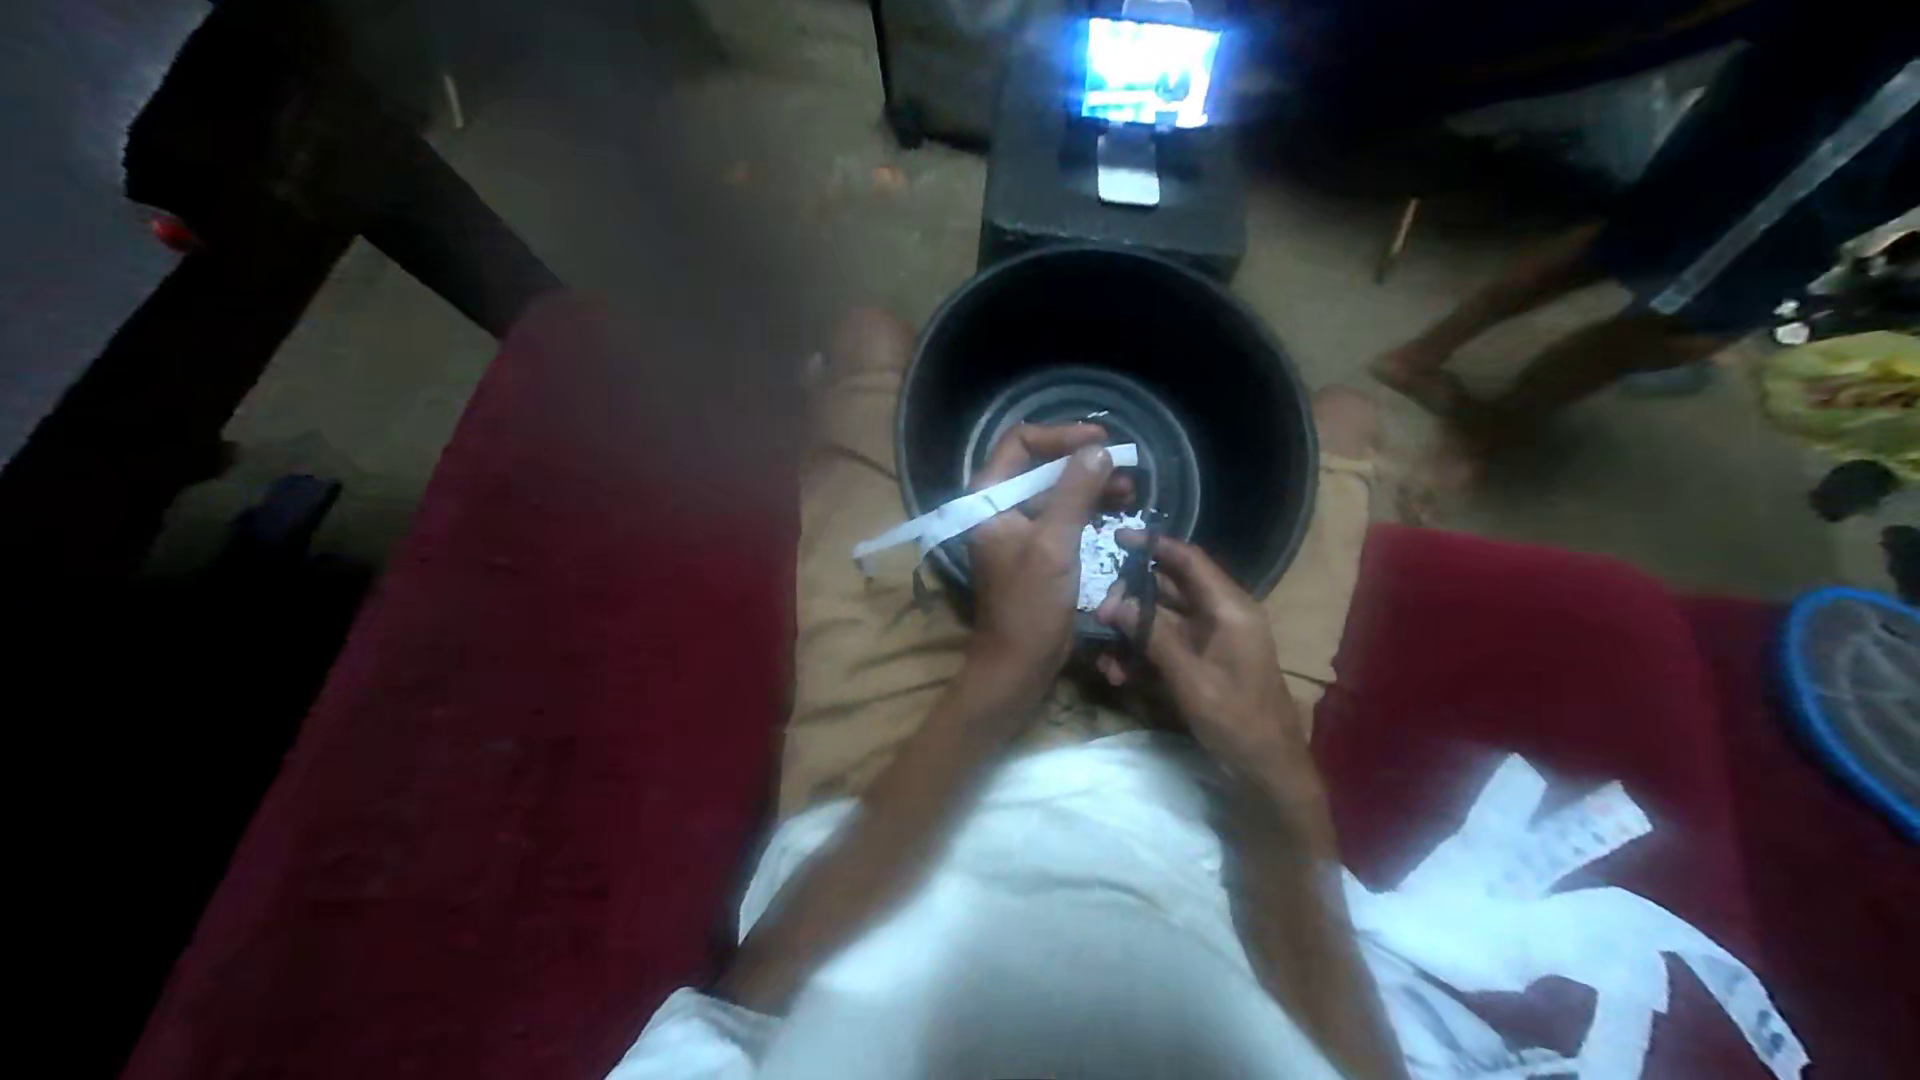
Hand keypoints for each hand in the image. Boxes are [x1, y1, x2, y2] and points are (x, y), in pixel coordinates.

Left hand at [965, 423, 1120, 689]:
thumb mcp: (1054, 544)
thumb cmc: (1030, 604)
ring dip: (1090, 484)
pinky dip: (1088, 507)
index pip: (1019, 443)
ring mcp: (1018, 527)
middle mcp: (998, 507)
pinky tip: (1118, 505)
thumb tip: (1098, 449)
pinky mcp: (1037, 546)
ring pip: (1055, 489)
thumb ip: (1074, 493)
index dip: (1060, 435)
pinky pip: (1062, 514)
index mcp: (987, 499)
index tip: (1100, 439)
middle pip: (1039, 464)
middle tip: (1124, 463)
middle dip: (1081, 461)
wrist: (1019, 661)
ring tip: (1130, 487)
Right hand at [1095, 533, 1306, 770]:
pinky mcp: (1200, 661)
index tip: (1117, 537)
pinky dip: (1140, 655)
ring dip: (1130, 633)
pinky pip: (1163, 646)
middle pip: (1168, 589)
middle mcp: (1219, 616)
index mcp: (1229, 609)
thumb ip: (1152, 636)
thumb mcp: (1190, 678)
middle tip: (1099, 613)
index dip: (1154, 545)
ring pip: (1160, 619)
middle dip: (1131, 599)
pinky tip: (1117, 675)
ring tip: (1105, 657)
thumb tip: (1115, 603)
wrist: (1267, 769)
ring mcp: (1209, 640)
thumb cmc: (1236, 720)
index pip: (1188, 561)